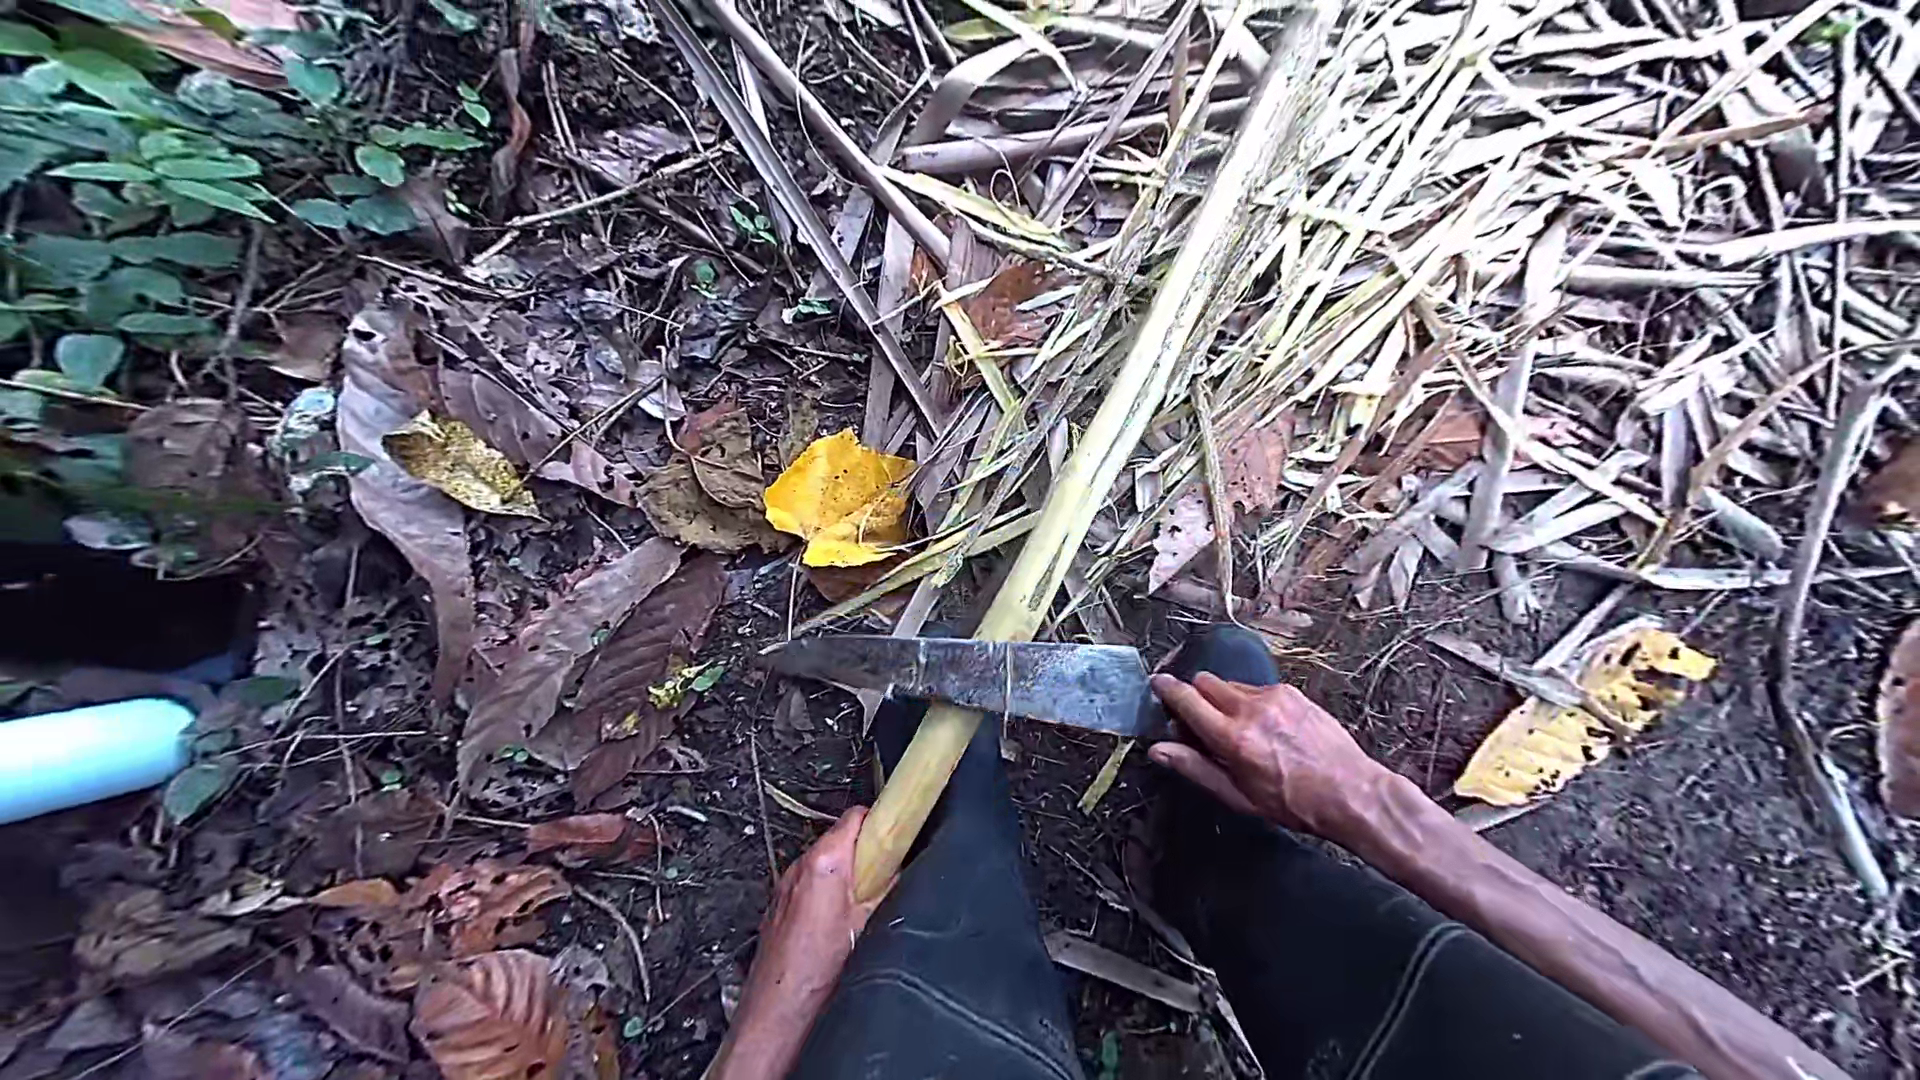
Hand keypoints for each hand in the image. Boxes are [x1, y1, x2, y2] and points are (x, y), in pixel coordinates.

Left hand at [709, 807, 882, 1079]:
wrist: (777, 1014)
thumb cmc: (816, 976)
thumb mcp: (869, 924)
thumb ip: (888, 888)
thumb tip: (903, 869)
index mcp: (826, 863)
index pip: (857, 815)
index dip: (879, 819)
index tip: (893, 826)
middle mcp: (801, 866)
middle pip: (841, 838)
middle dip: (863, 853)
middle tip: (880, 876)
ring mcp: (786, 884)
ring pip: (824, 861)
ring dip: (842, 873)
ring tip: (855, 907)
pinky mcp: (778, 902)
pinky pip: (807, 882)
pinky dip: (823, 892)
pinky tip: (832, 924)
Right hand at [1148, 673, 1386, 835]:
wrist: (1354, 793)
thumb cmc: (1296, 804)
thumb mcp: (1239, 796)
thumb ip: (1194, 768)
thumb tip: (1158, 750)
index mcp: (1233, 738)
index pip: (1186, 698)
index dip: (1167, 689)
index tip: (1158, 684)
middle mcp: (1251, 710)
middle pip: (1204, 682)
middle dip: (1197, 697)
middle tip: (1204, 722)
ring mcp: (1274, 697)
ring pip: (1230, 684)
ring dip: (1225, 700)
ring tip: (1242, 729)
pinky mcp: (1291, 692)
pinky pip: (1257, 688)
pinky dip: (1252, 702)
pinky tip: (1267, 727)